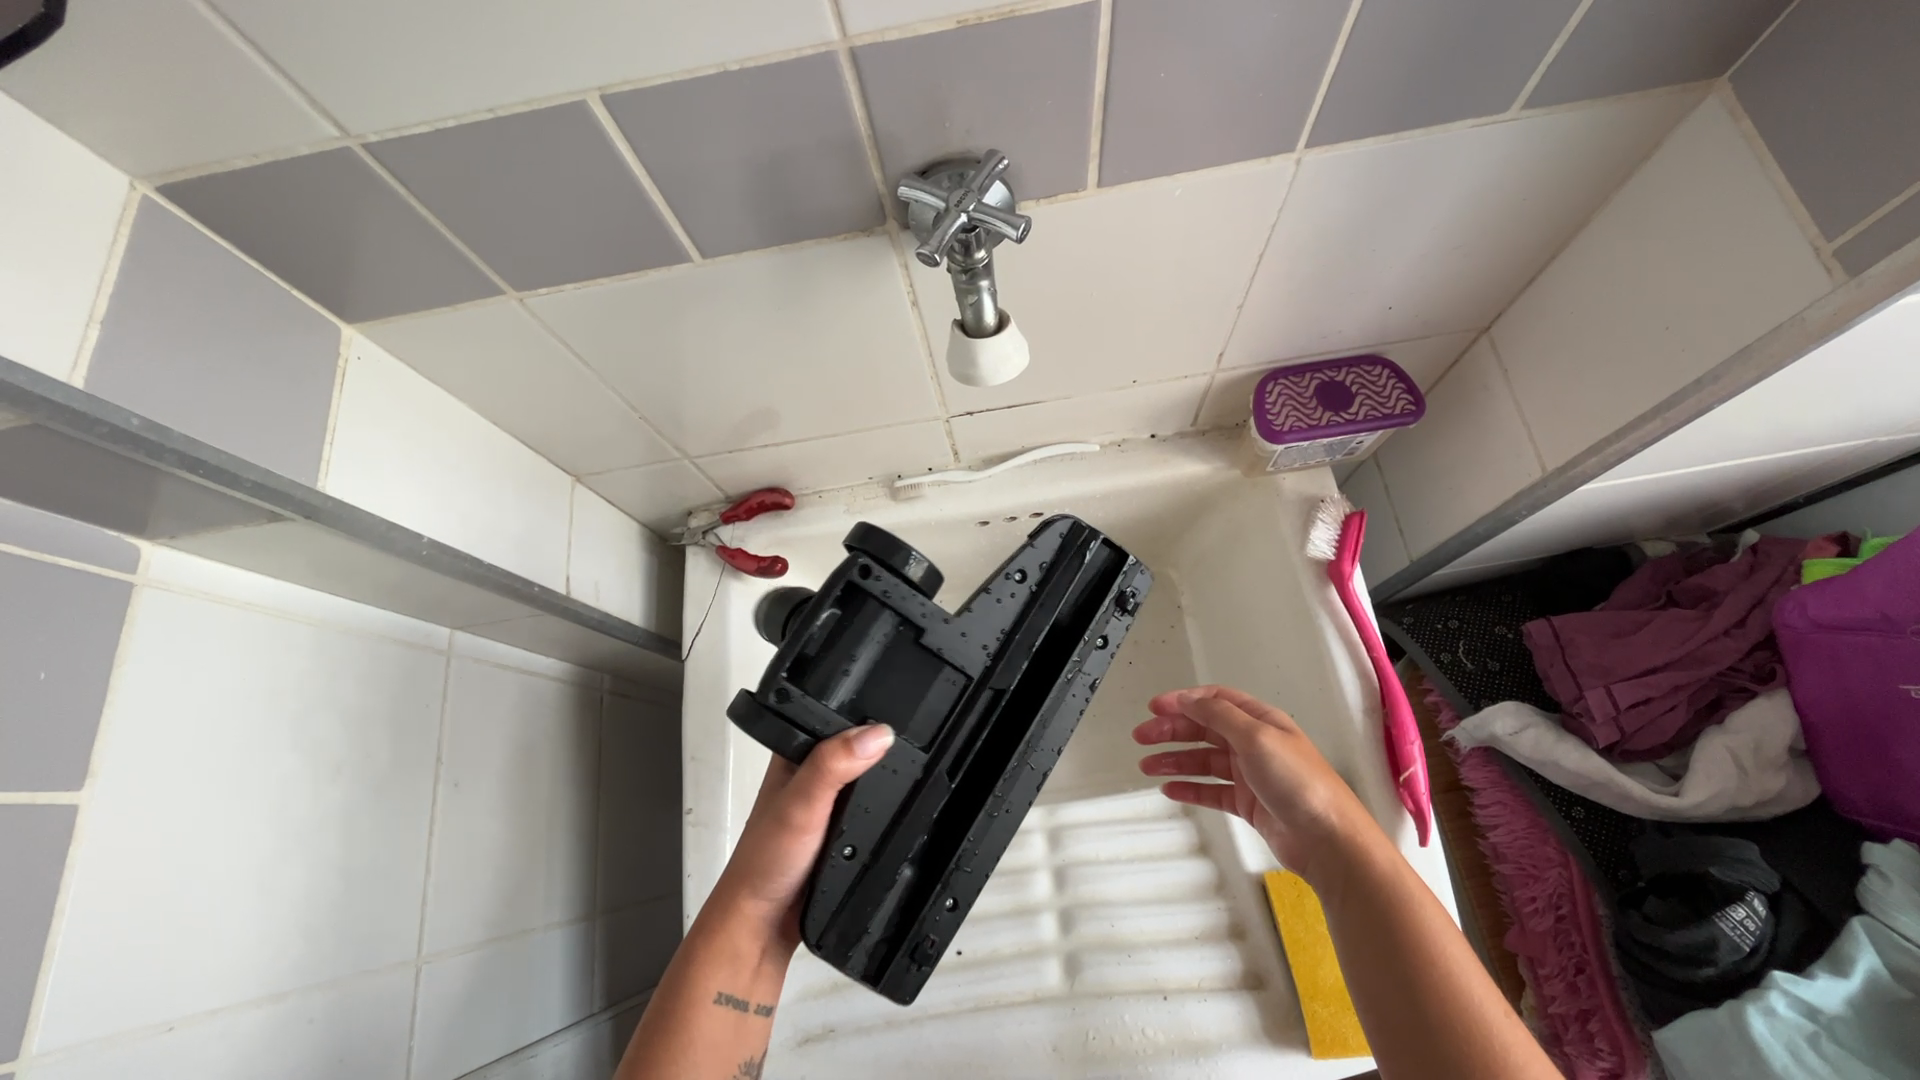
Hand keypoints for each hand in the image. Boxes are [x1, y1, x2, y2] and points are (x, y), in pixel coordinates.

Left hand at [708, 723, 894, 954]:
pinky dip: (884, 810)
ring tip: (910, 777)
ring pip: (868, 779)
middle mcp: (812, 773)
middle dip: (883, 750)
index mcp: (796, 751)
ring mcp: (828, 802)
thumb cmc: (764, 860)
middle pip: (859, 746)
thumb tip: (877, 734)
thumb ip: (834, 764)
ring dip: (886, 782)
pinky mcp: (841, 829)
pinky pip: (872, 809)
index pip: (838, 716)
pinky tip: (895, 812)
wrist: (763, 922)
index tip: (903, 712)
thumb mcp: (802, 803)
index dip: (868, 710)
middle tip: (914, 750)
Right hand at [1134, 685, 1377, 883]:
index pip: (1215, 701)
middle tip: (1141, 738)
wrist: (1328, 839)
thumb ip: (1218, 716)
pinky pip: (1211, 790)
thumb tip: (1188, 700)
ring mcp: (1251, 775)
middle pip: (1205, 730)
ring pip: (1204, 761)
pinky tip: (1169, 790)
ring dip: (1175, 760)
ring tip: (1147, 767)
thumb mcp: (1256, 737)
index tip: (1154, 708)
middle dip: (1171, 731)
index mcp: (1260, 721)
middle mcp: (1254, 743)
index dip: (1183, 701)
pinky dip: (1190, 788)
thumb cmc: (1296, 781)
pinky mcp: (1248, 804)